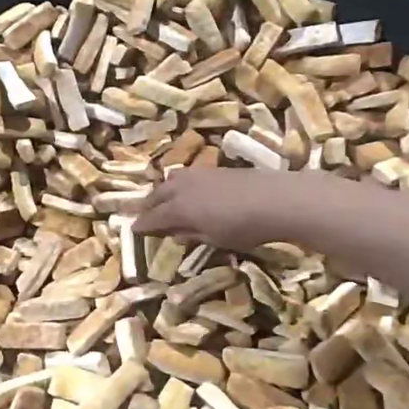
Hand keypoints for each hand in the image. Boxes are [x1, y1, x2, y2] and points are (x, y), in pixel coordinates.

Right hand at [133, 167, 324, 249]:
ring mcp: (199, 174)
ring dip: (163, 190)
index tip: (134, 229)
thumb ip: (192, 234)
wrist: (275, 199)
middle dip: (148, 205)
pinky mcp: (215, 169)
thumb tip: (173, 234)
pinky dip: (179, 184)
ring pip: (171, 180)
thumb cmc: (243, 227)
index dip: (143, 225)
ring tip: (162, 198)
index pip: (154, 217)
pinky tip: (186, 190)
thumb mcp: (214, 239)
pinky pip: (186, 175)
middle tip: (142, 214)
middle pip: (158, 195)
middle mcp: (183, 187)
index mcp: (179, 208)